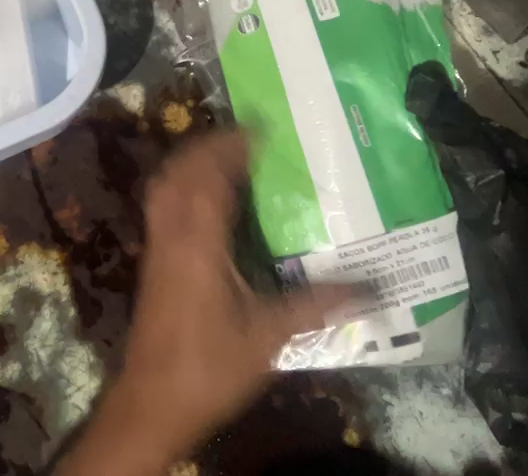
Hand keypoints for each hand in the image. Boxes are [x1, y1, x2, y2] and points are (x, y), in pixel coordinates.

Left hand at [60, 133, 364, 473]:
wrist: (153, 400)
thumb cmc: (210, 365)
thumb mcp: (270, 336)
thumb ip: (318, 305)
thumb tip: (374, 288)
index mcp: (198, 237)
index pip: (211, 172)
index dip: (232, 144)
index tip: (262, 127)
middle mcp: (172, 230)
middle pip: (182, 168)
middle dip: (211, 145)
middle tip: (250, 138)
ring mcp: (157, 243)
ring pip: (167, 183)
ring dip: (193, 162)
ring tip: (229, 158)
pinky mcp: (153, 258)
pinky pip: (163, 203)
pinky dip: (182, 185)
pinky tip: (209, 200)